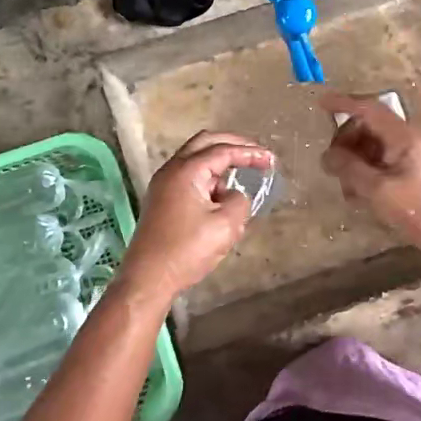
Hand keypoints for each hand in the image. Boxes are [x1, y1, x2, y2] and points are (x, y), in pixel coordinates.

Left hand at [120, 131, 273, 298]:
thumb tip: (234, 196)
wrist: (148, 277)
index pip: (222, 150)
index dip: (249, 153)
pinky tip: (221, 197)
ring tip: (241, 180)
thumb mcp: (226, 225)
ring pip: (195, 160)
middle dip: (233, 145)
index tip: (271, 160)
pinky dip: (208, 179)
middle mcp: (171, 170)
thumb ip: (239, 201)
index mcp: (186, 171)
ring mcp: (163, 184)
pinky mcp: (162, 200)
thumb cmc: (187, 250)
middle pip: (205, 143)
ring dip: (219, 165)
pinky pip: (189, 178)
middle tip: (256, 155)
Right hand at [320, 93, 420, 257]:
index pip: (368, 109)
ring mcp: (409, 152)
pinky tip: (358, 194)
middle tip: (331, 166)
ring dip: (353, 162)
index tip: (320, 103)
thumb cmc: (415, 209)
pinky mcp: (408, 168)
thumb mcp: (376, 189)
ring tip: (347, 188)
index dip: (343, 104)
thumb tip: (327, 154)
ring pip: (369, 145)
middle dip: (345, 143)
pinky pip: (378, 160)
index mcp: (403, 136)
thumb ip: (349, 168)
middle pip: (366, 127)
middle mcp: (406, 137)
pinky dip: (364, 171)